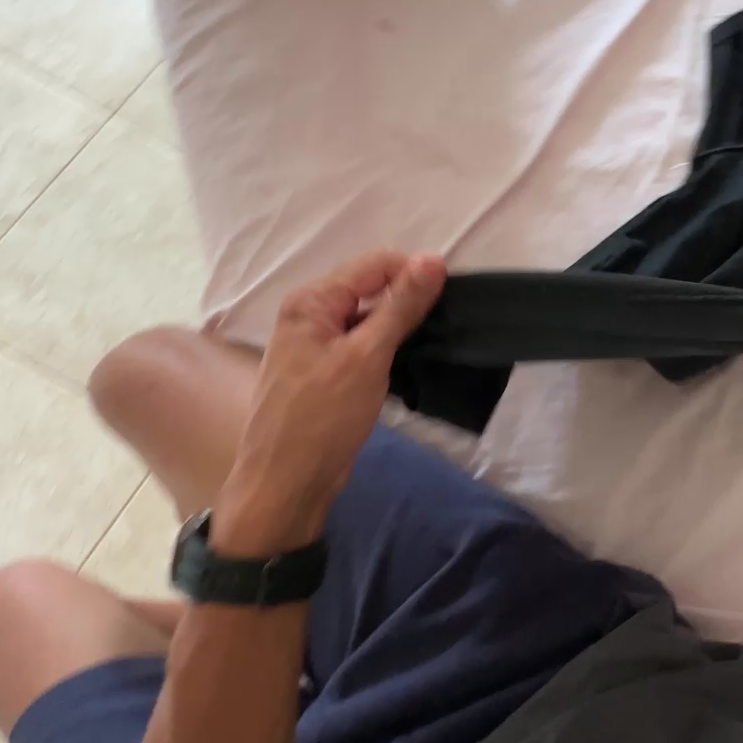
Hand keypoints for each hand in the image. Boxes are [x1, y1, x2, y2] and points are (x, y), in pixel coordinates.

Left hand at [214, 250, 445, 553]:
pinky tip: (410, 361)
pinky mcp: (328, 372)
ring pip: (369, 318)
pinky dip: (388, 347)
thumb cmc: (324, 416)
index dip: (414, 272)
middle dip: (408, 298)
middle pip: (370, 288)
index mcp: (312, 301)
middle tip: (448, 319)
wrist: (288, 482)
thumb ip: (401, 306)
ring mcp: (317, 345)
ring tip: (436, 338)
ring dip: (400, 324)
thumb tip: (434, 260)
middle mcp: (310, 315)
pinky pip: (363, 345)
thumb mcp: (368, 356)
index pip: (374, 264)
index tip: (453, 294)